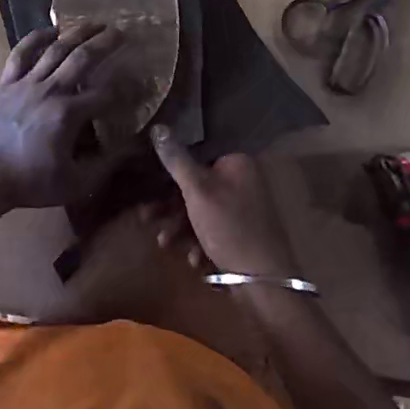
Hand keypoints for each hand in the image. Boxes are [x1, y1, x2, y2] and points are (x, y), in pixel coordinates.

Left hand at [0, 23, 129, 212]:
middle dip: (106, 43)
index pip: (106, 94)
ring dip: (76, 33)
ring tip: (94, 22)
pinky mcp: (6, 84)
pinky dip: (35, 39)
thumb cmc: (28, 183)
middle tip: (122, 32)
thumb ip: (106, 164)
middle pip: (83, 59)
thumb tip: (133, 148)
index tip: (141, 82)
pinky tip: (49, 30)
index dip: (127, 88)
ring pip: (55, 50)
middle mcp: (50, 90)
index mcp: (68, 114)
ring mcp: (25, 83)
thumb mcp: (75, 183)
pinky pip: (20, 54)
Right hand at [150, 127, 298, 275]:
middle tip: (145, 218)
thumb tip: (158, 126)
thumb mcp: (197, 190)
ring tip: (163, 243)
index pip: (197, 154)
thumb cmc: (229, 227)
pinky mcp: (242, 233)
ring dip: (180, 227)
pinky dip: (198, 241)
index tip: (147, 180)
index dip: (170, 167)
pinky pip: (213, 230)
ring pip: (200, 210)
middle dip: (169, 206)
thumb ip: (176, 160)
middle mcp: (242, 181)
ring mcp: (243, 209)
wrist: (263, 282)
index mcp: (236, 164)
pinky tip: (192, 259)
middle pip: (196, 186)